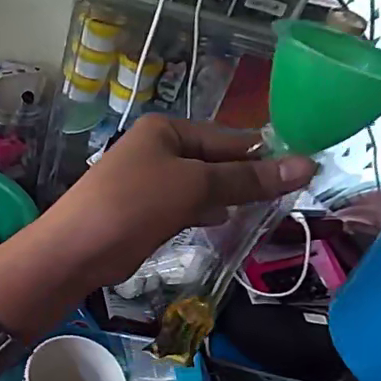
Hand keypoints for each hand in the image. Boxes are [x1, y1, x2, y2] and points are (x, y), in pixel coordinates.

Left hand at [34, 113, 316, 287]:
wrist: (75, 250)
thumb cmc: (132, 205)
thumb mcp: (193, 186)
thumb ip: (246, 178)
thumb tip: (306, 165)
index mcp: (166, 130)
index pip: (228, 138)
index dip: (264, 156)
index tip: (304, 174)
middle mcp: (156, 150)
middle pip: (215, 162)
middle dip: (246, 179)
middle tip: (290, 199)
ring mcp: (148, 184)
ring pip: (200, 188)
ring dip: (228, 199)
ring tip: (266, 213)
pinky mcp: (143, 214)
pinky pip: (184, 208)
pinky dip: (203, 214)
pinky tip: (223, 223)